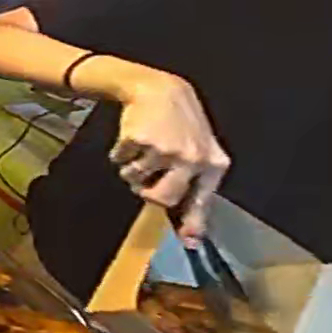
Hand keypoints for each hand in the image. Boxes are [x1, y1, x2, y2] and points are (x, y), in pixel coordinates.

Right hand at [96, 64, 228, 239]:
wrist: (157, 89)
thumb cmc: (179, 124)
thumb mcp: (198, 153)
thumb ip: (194, 189)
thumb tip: (189, 235)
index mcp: (212, 164)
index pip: (201, 201)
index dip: (192, 223)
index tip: (187, 242)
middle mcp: (191, 159)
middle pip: (162, 197)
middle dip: (146, 192)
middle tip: (142, 181)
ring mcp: (164, 149)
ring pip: (135, 178)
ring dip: (130, 170)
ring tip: (138, 152)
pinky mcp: (139, 140)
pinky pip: (120, 160)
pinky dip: (119, 154)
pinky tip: (131, 139)